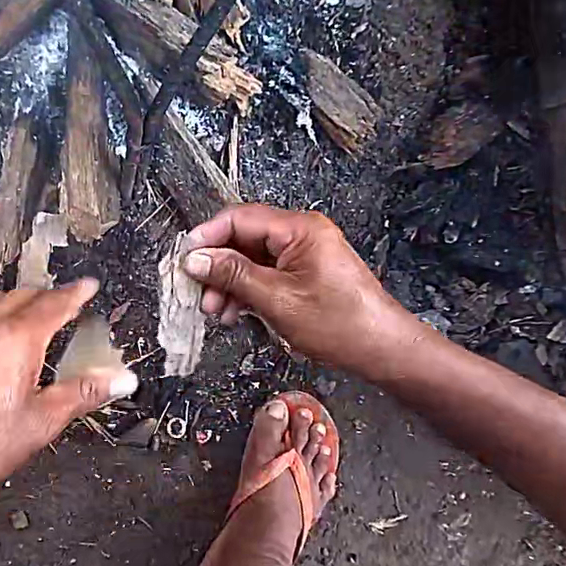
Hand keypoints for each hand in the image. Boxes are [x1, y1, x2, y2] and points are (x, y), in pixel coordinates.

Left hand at [0, 280, 137, 512]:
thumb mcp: (41, 422)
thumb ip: (84, 394)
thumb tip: (119, 379)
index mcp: (17, 340)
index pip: (56, 304)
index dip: (78, 293)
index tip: (89, 285)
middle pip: (26, 296)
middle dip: (52, 295)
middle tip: (70, 301)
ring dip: (23, 301)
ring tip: (38, 314)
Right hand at [180, 205, 420, 374]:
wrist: (380, 347)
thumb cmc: (342, 323)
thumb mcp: (277, 300)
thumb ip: (234, 275)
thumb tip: (198, 259)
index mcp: (300, 229)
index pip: (240, 218)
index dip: (207, 237)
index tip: (185, 258)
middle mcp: (303, 234)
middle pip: (245, 239)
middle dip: (218, 267)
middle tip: (200, 293)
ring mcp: (305, 254)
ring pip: (253, 260)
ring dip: (231, 284)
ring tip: (217, 311)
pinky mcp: (306, 274)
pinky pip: (268, 274)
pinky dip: (249, 292)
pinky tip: (237, 312)